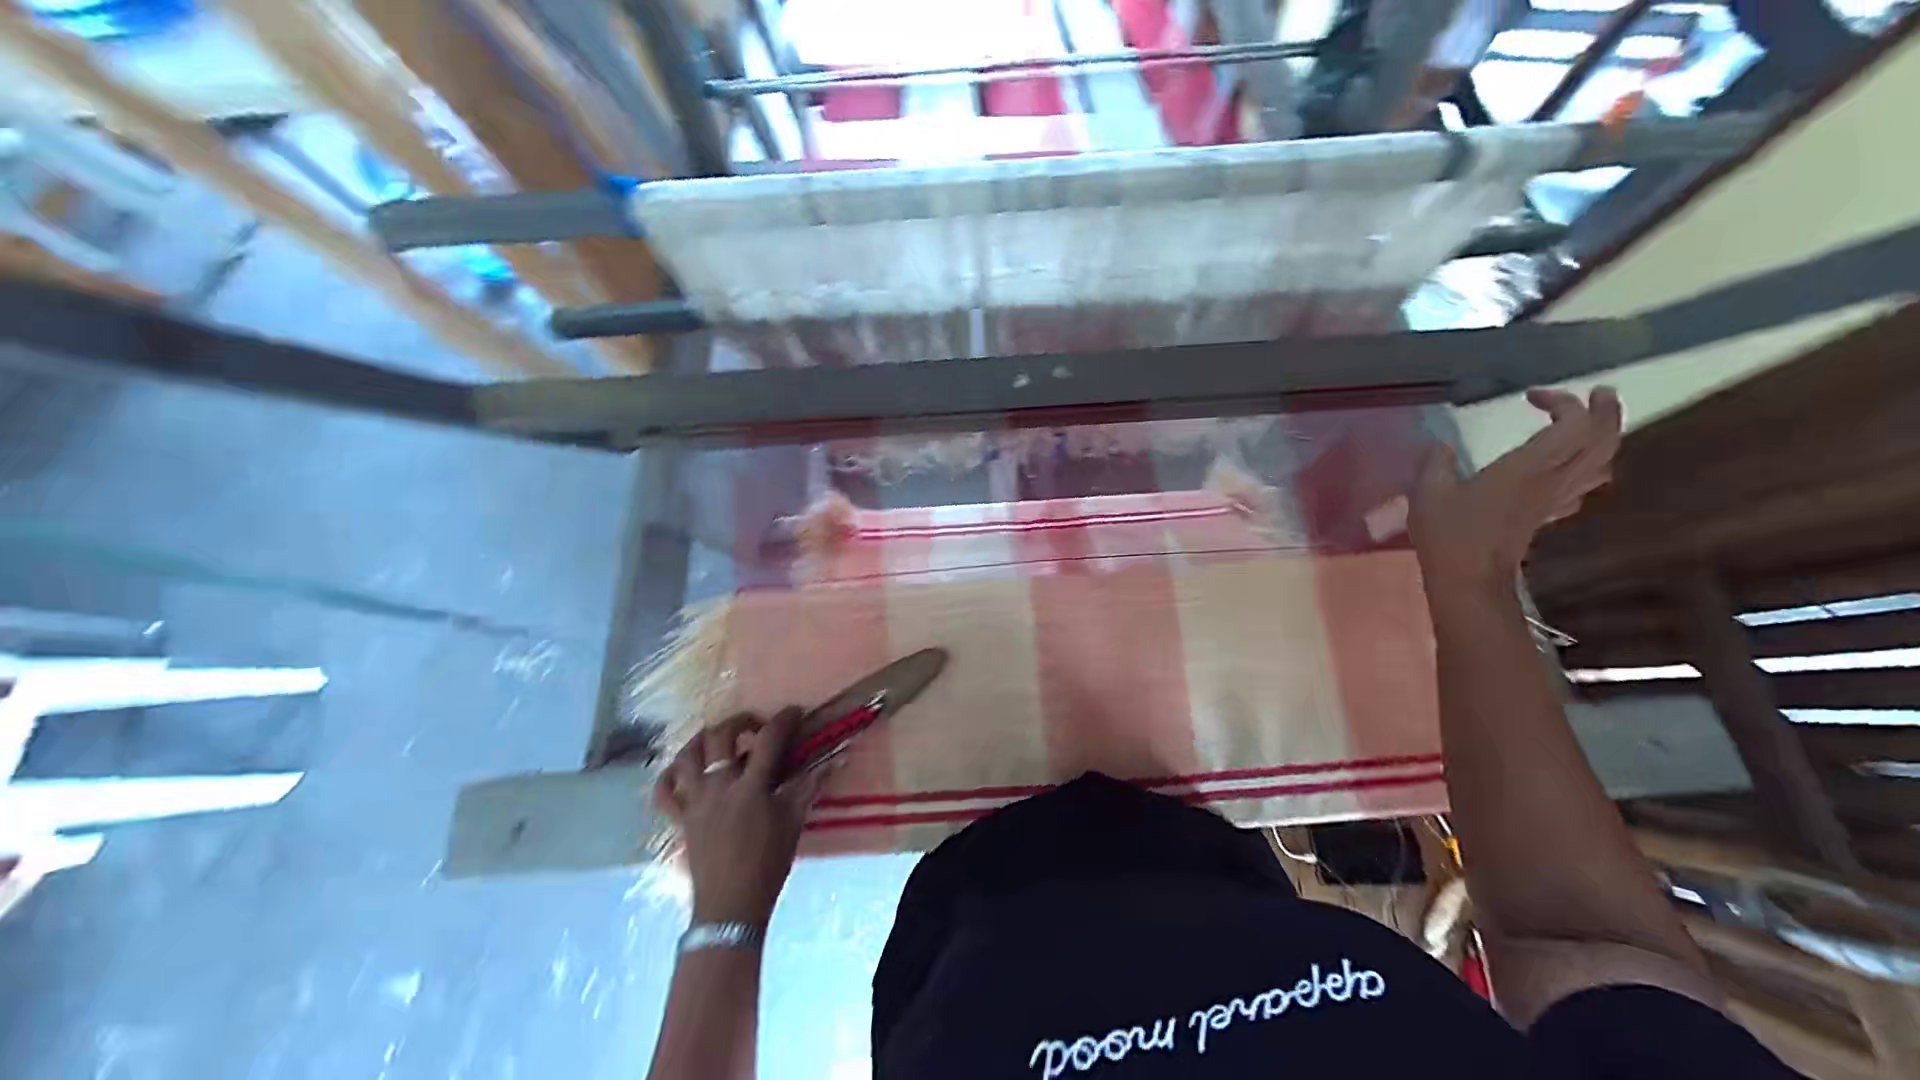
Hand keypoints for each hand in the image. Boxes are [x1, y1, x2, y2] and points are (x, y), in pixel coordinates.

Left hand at [654, 707, 831, 926]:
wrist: (731, 907)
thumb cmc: (767, 865)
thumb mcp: (793, 823)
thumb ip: (810, 786)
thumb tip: (837, 759)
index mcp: (750, 788)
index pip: (768, 739)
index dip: (784, 719)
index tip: (795, 712)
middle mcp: (718, 787)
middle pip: (720, 736)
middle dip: (740, 720)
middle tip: (756, 725)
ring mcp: (694, 802)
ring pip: (687, 755)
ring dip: (703, 739)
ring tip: (720, 740)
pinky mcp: (680, 818)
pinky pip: (663, 790)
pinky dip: (670, 774)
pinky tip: (684, 769)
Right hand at [1410, 387, 1621, 589]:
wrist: (1468, 579)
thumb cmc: (1448, 534)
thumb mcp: (1428, 492)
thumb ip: (1435, 462)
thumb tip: (1441, 446)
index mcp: (1528, 468)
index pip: (1572, 425)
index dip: (1562, 401)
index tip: (1530, 396)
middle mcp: (1552, 480)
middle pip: (1603, 440)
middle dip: (1605, 411)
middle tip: (1595, 393)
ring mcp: (1554, 500)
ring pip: (1602, 463)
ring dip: (1603, 439)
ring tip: (1587, 425)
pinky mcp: (1547, 516)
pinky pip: (1583, 486)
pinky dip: (1586, 468)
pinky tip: (1566, 469)